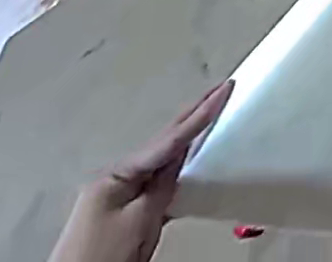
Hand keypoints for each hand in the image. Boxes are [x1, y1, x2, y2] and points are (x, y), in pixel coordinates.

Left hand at [47, 80, 232, 261]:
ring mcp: (120, 197)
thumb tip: (182, 156)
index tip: (226, 87)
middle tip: (221, 88)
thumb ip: (164, 184)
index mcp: (116, 176)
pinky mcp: (127, 215)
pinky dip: (180, 166)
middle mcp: (117, 180)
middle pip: (163, 142)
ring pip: (163, 160)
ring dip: (187, 137)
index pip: (170, 139)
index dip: (201, 113)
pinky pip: (160, 181)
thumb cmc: (105, 258)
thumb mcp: (140, 220)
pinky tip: (192, 159)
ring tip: (211, 113)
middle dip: (192, 115)